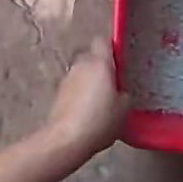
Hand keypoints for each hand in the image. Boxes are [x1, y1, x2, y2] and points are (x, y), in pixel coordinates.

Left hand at [43, 37, 127, 158]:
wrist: (66, 140)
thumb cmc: (100, 120)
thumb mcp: (124, 109)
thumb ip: (124, 93)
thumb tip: (120, 91)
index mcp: (100, 63)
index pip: (103, 41)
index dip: (112, 47)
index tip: (120, 59)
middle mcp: (81, 65)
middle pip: (93, 58)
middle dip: (102, 68)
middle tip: (114, 85)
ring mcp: (67, 79)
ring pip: (83, 73)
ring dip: (90, 82)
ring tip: (101, 102)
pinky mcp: (58, 94)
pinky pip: (74, 87)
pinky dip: (81, 94)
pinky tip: (87, 113)